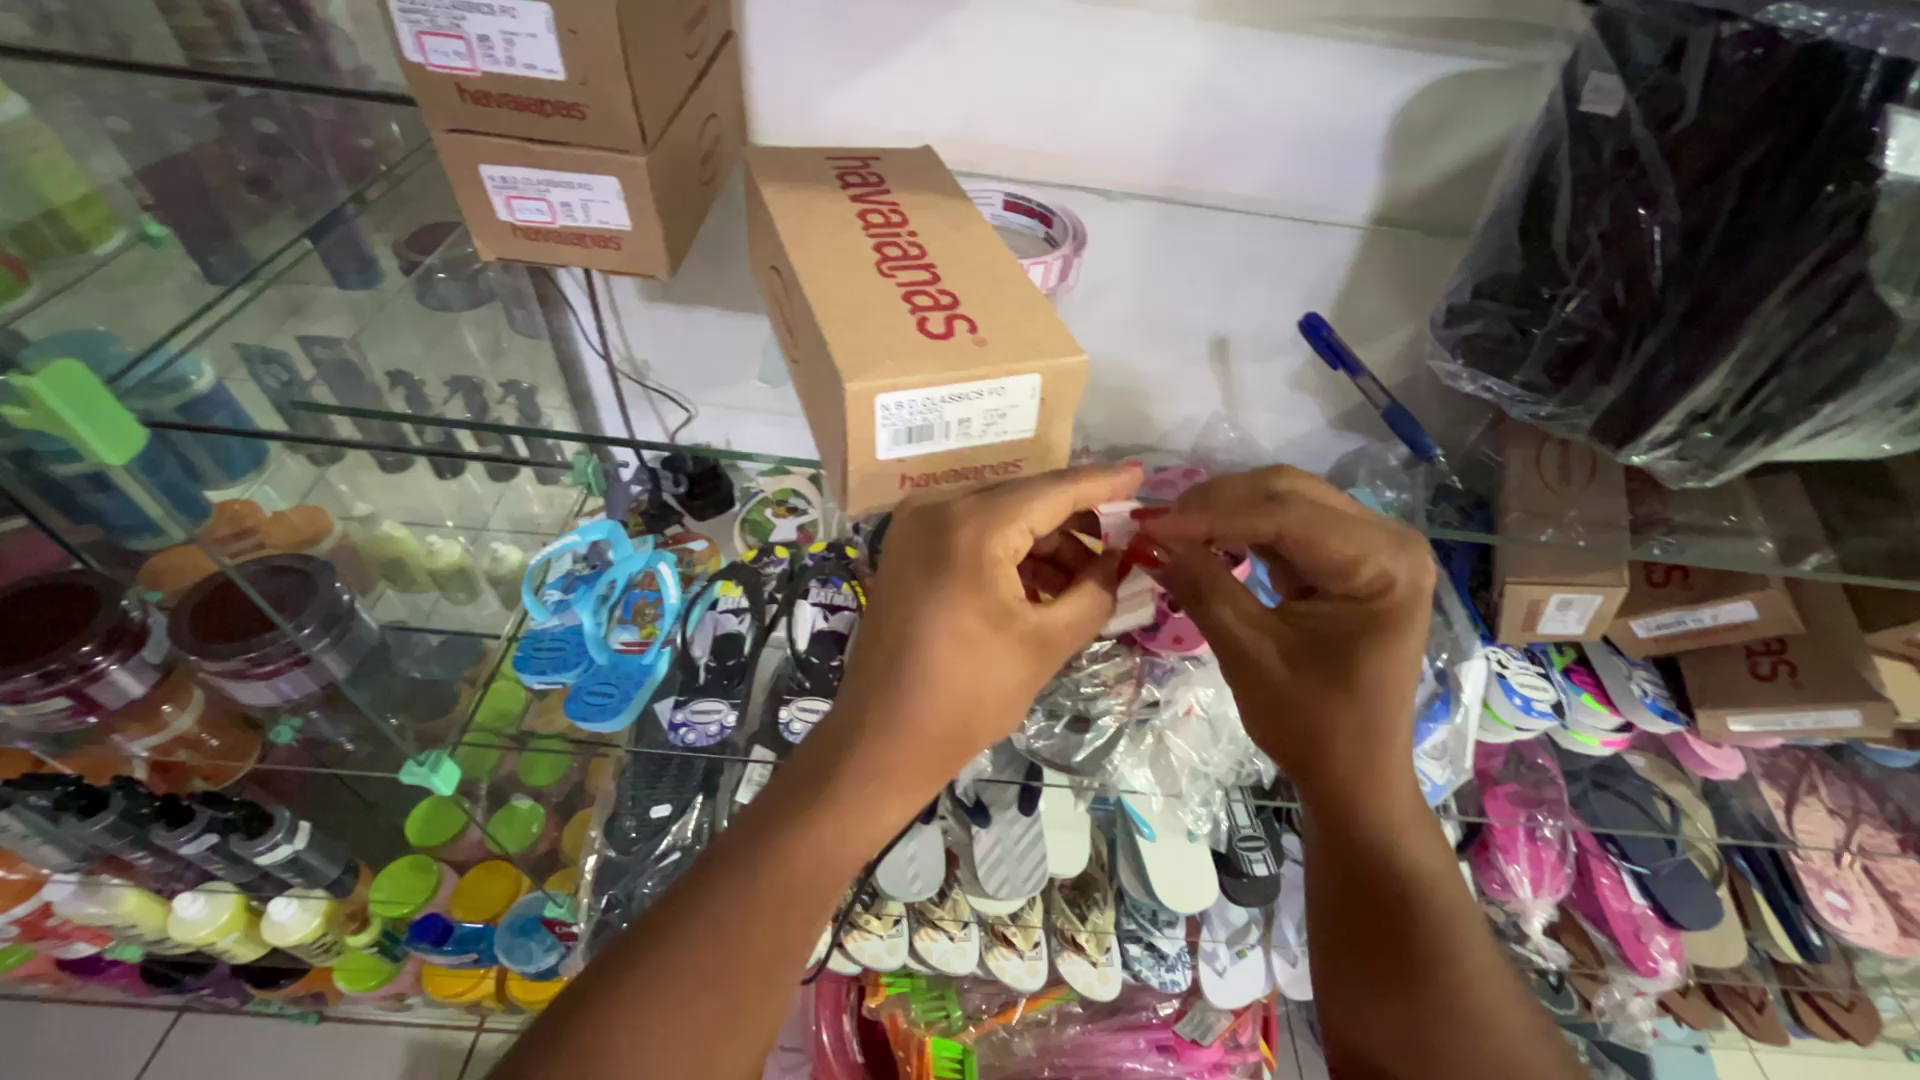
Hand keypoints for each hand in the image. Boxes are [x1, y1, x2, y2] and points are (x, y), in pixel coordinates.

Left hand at [814, 464, 1142, 815]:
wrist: (883, 737)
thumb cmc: (967, 695)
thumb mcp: (1046, 644)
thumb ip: (1094, 592)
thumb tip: (1117, 559)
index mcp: (971, 526)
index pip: (1053, 490)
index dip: (1102, 484)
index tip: (1142, 475)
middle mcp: (936, 508)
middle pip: (1024, 499)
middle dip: (1074, 524)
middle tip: (1118, 548)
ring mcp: (913, 526)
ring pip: (998, 516)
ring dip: (1043, 543)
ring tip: (1083, 583)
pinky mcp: (905, 549)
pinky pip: (970, 533)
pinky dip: (1008, 553)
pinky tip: (1041, 587)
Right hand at [1133, 466, 1435, 808]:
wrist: (1355, 773)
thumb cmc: (1313, 725)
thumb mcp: (1249, 653)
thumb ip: (1203, 586)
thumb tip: (1148, 538)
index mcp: (1383, 563)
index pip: (1285, 515)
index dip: (1210, 515)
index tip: (1148, 526)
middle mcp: (1389, 539)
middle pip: (1289, 493)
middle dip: (1216, 504)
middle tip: (1154, 525)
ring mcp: (1374, 545)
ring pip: (1286, 500)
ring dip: (1225, 511)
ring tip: (1171, 530)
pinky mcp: (1352, 558)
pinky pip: (1290, 525)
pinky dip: (1242, 528)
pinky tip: (1203, 539)